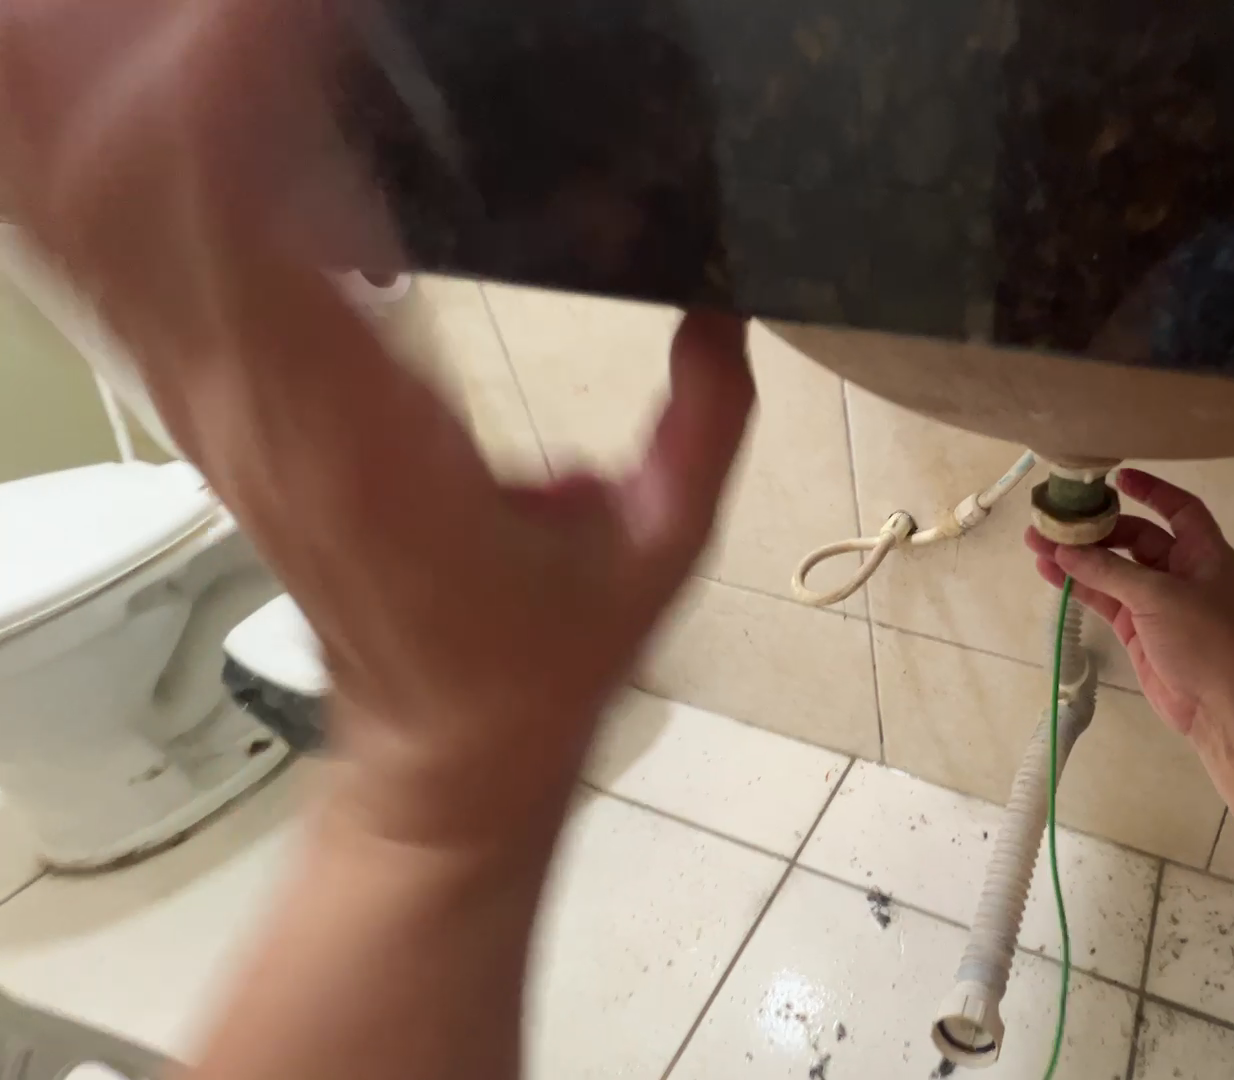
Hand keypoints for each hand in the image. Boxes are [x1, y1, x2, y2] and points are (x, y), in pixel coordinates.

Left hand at [0, 0, 755, 849]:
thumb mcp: (667, 543)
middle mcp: (250, 402)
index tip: (340, 5)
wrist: (456, 740)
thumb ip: (705, 419)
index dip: (252, 64)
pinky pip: (109, 239)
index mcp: (365, 434)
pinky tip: (196, 89)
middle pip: (103, 160)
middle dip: (172, 35)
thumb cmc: (558, 653)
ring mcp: (210, 401)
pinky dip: (116, 134)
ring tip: (252, 29)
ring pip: (65, 189)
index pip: (240, 208)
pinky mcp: (214, 403)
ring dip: (111, 70)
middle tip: (318, 12)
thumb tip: (721, 305)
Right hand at [1026, 469, 1233, 736]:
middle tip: (1057, 519)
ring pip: (1112, 570)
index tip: (1116, 478)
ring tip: (1037, 543)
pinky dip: (1079, 587)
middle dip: (1097, 530)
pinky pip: (1104, 598)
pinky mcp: (1137, 628)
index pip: (1179, 508)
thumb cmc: (1205, 639)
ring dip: (1079, 558)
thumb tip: (1063, 550)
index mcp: (1203, 552)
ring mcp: (1156, 601)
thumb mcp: (1158, 596)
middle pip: (1136, 538)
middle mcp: (1180, 571)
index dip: (1152, 490)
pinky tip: (1050, 573)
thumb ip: (1108, 571)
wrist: (1220, 706)